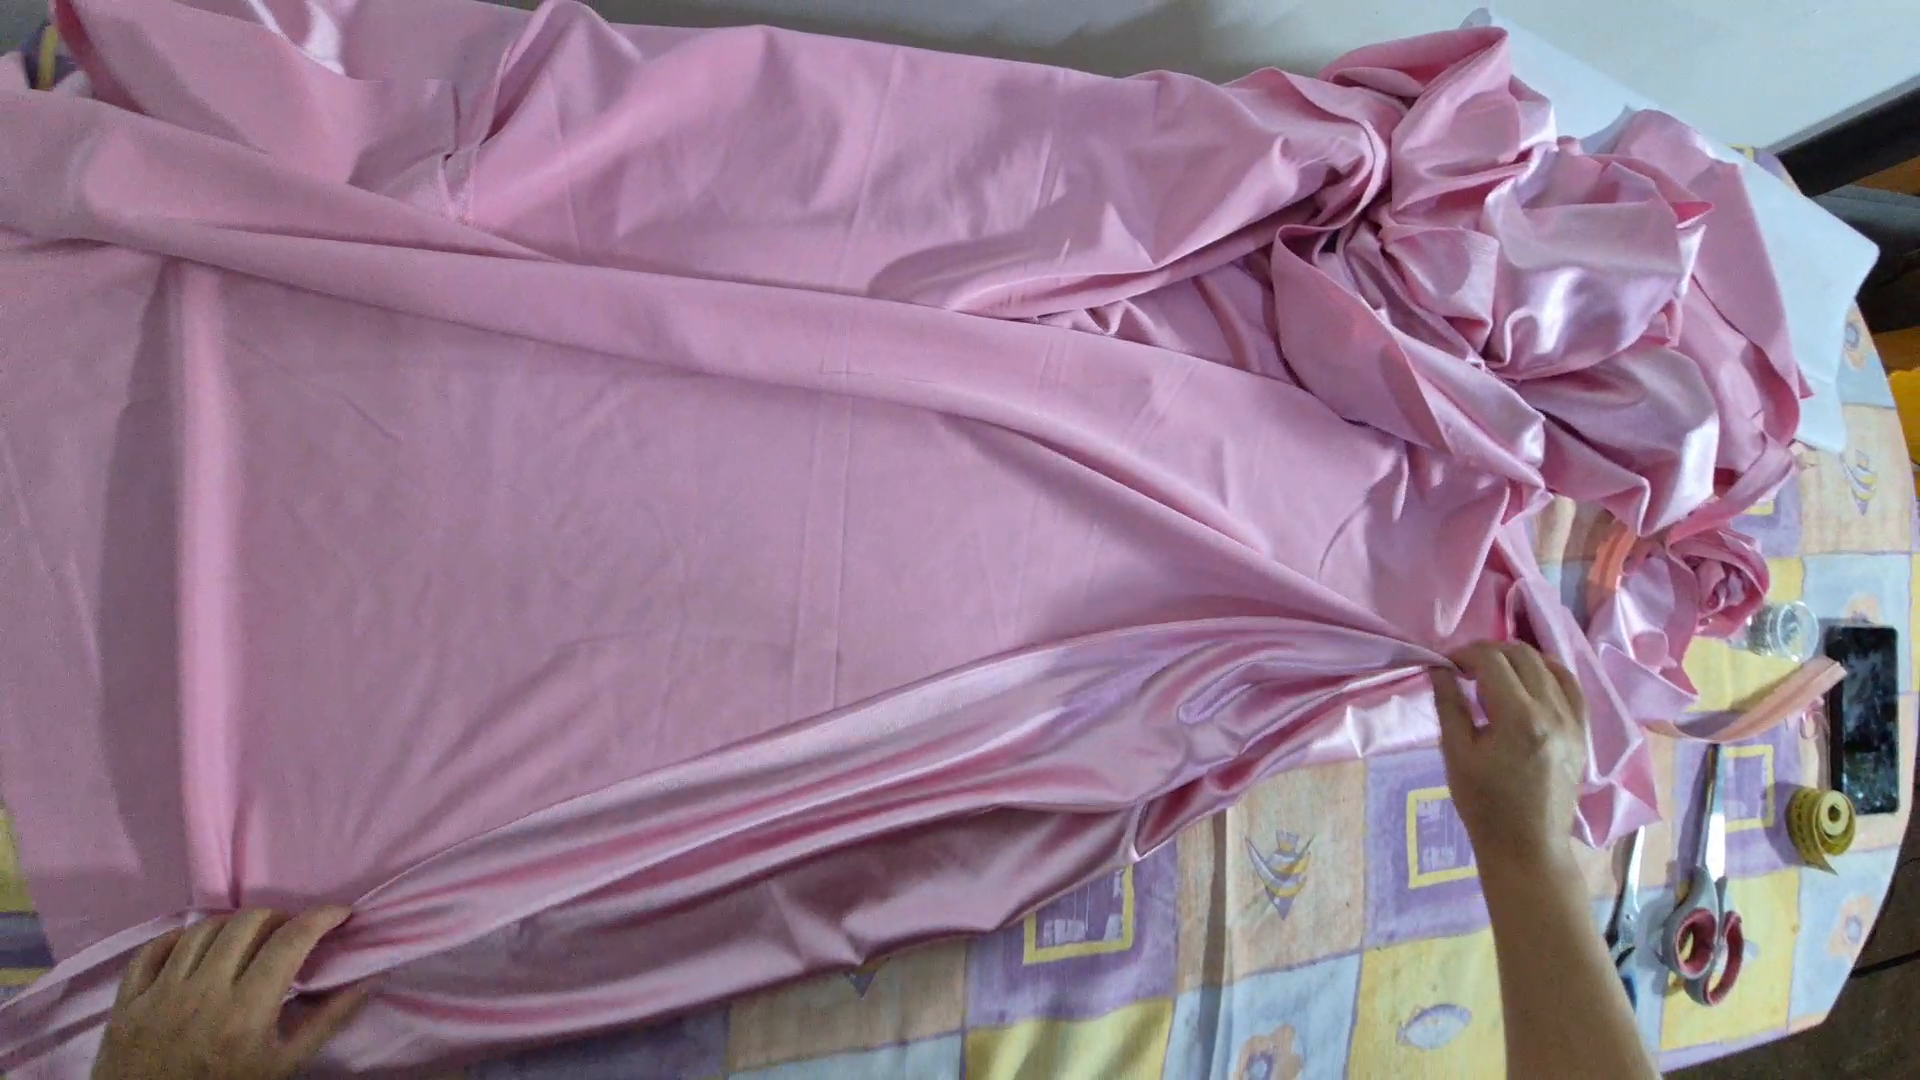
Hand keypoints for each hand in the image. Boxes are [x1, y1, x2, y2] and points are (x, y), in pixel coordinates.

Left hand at [93, 909, 366, 1079]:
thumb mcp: (283, 1065)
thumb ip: (327, 1022)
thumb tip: (369, 981)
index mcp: (246, 1010)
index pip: (293, 938)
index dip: (325, 915)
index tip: (342, 914)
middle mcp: (202, 994)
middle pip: (250, 922)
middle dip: (283, 917)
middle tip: (293, 933)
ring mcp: (157, 997)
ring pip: (204, 928)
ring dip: (236, 924)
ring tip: (249, 939)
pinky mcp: (124, 1005)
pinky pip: (151, 951)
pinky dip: (179, 938)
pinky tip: (199, 948)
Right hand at [1429, 642, 1588, 872]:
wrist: (1527, 843)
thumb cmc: (1483, 801)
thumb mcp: (1455, 751)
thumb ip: (1449, 704)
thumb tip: (1439, 668)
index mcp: (1520, 718)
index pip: (1492, 661)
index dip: (1463, 654)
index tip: (1444, 665)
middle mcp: (1554, 713)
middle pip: (1522, 655)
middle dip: (1487, 652)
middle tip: (1462, 667)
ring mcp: (1574, 722)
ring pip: (1548, 664)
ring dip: (1515, 659)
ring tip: (1491, 673)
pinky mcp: (1582, 732)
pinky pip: (1570, 686)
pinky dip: (1547, 672)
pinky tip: (1527, 679)